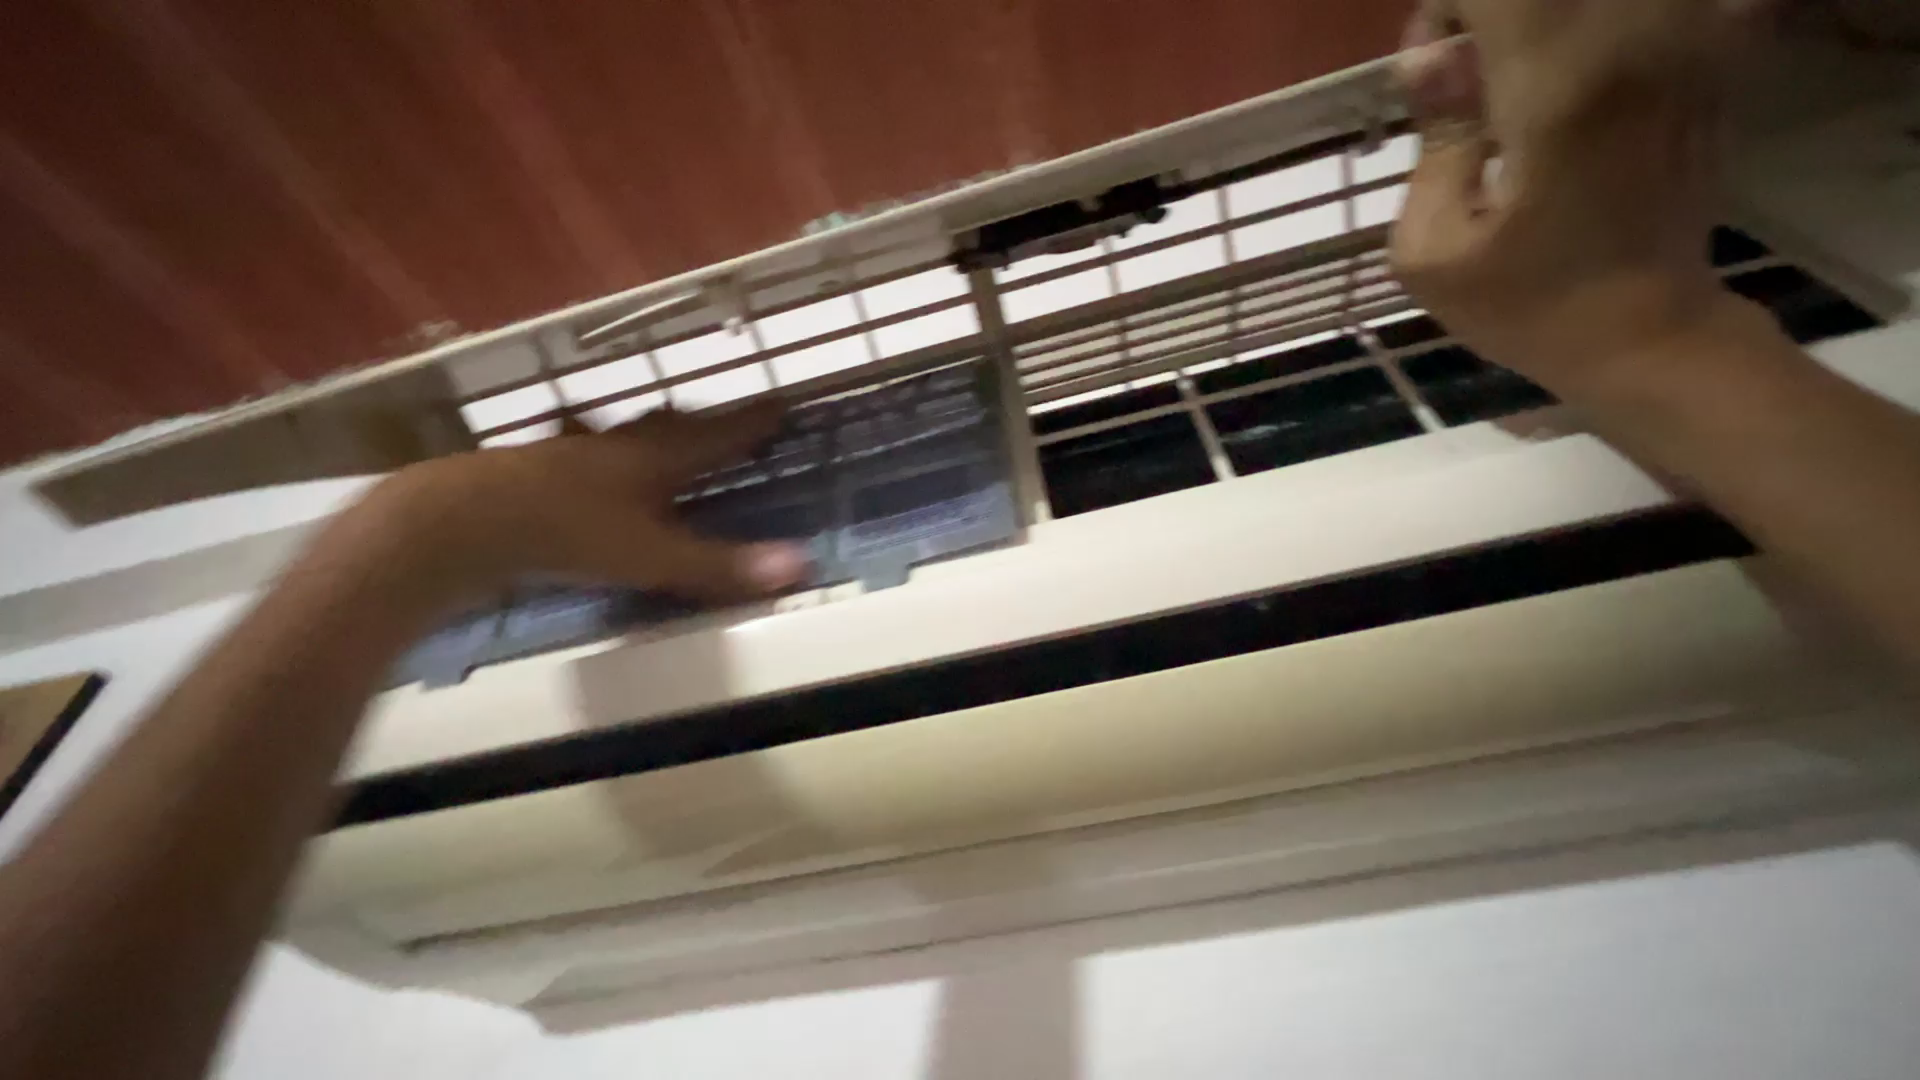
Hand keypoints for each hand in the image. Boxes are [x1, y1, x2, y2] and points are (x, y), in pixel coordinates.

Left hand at [365, 400, 810, 604]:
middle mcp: (619, 446)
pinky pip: (584, 456)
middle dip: (704, 423)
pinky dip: (598, 457)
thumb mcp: (653, 557)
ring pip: (623, 435)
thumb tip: (800, 565)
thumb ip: (721, 565)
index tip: (781, 404)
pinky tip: (584, 461)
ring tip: (662, 434)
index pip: (718, 434)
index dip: (751, 423)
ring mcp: (574, 455)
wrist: (461, 523)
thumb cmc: (569, 531)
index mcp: (656, 459)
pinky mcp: (536, 473)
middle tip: (726, 420)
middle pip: (672, 426)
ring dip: (649, 433)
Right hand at [1388, 0, 1771, 395]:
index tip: (1428, 75)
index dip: (1448, 11)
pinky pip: (1642, 13)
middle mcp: (1634, 44)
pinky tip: (1563, 92)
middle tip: (1459, 86)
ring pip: (1591, 0)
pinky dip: (1586, 38)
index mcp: (1555, 92)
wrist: (1642, 329)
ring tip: (1505, 92)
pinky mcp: (1708, 59)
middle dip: (1486, 16)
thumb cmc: (1520, 304)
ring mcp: (1686, 44)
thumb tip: (1429, 54)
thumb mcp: (1430, 248)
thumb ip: (1434, 137)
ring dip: (1534, 28)